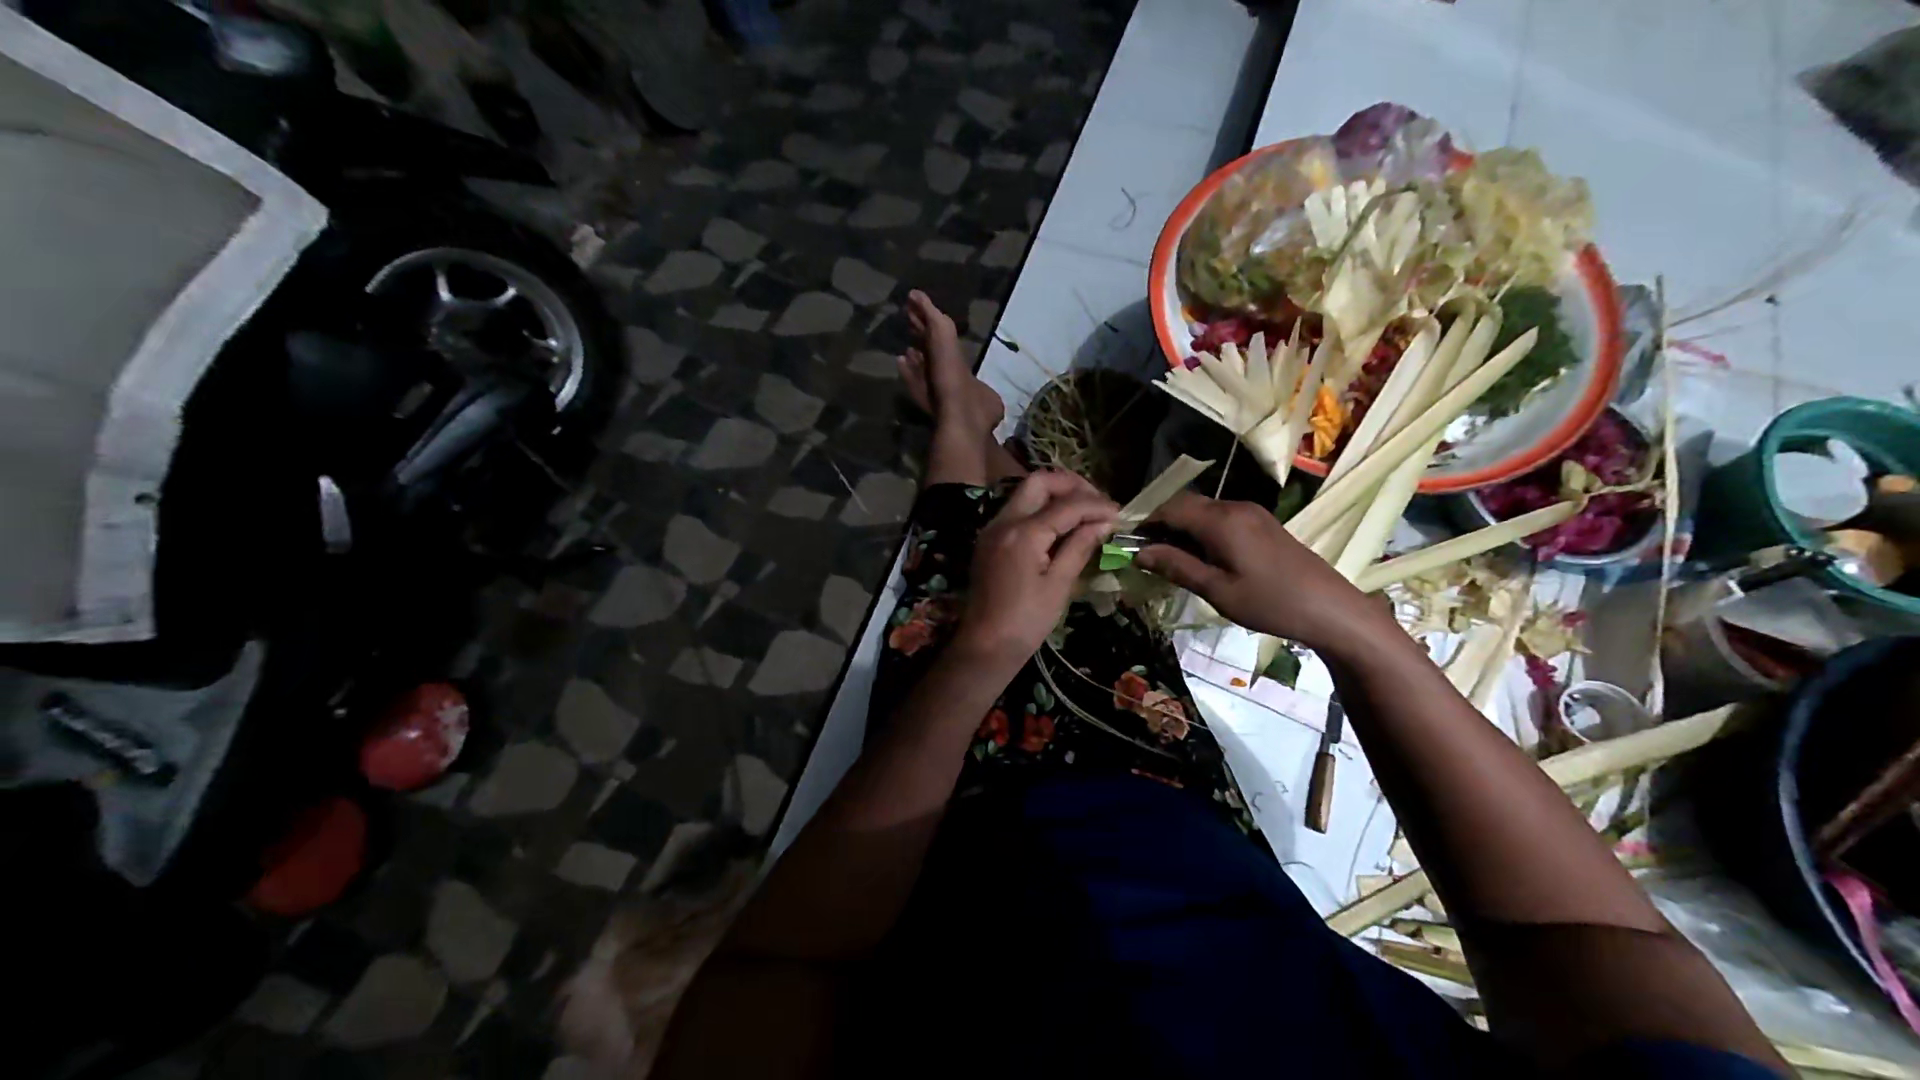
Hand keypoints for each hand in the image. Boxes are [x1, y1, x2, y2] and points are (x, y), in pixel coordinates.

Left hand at [951, 471, 1116, 667]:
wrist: (985, 646)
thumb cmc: (1026, 621)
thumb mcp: (1059, 585)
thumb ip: (1080, 546)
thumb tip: (1104, 522)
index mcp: (1023, 533)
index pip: (1067, 505)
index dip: (1097, 505)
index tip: (1121, 514)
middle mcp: (1003, 521)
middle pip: (1039, 482)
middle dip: (1072, 486)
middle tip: (1098, 504)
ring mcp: (992, 529)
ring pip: (1026, 493)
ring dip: (1056, 495)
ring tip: (1085, 513)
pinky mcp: (990, 539)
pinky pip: (1018, 511)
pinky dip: (1041, 510)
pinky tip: (1062, 527)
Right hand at [1134, 492, 1391, 653]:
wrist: (1330, 608)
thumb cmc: (1270, 602)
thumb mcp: (1217, 590)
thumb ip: (1176, 566)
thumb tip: (1139, 552)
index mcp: (1221, 520)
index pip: (1170, 508)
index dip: (1145, 522)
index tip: (1128, 544)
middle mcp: (1235, 507)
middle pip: (1186, 505)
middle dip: (1161, 525)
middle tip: (1146, 555)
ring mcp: (1252, 513)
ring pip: (1203, 511)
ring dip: (1182, 529)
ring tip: (1171, 560)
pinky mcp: (1262, 523)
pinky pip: (1221, 518)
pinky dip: (1201, 532)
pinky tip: (1201, 558)